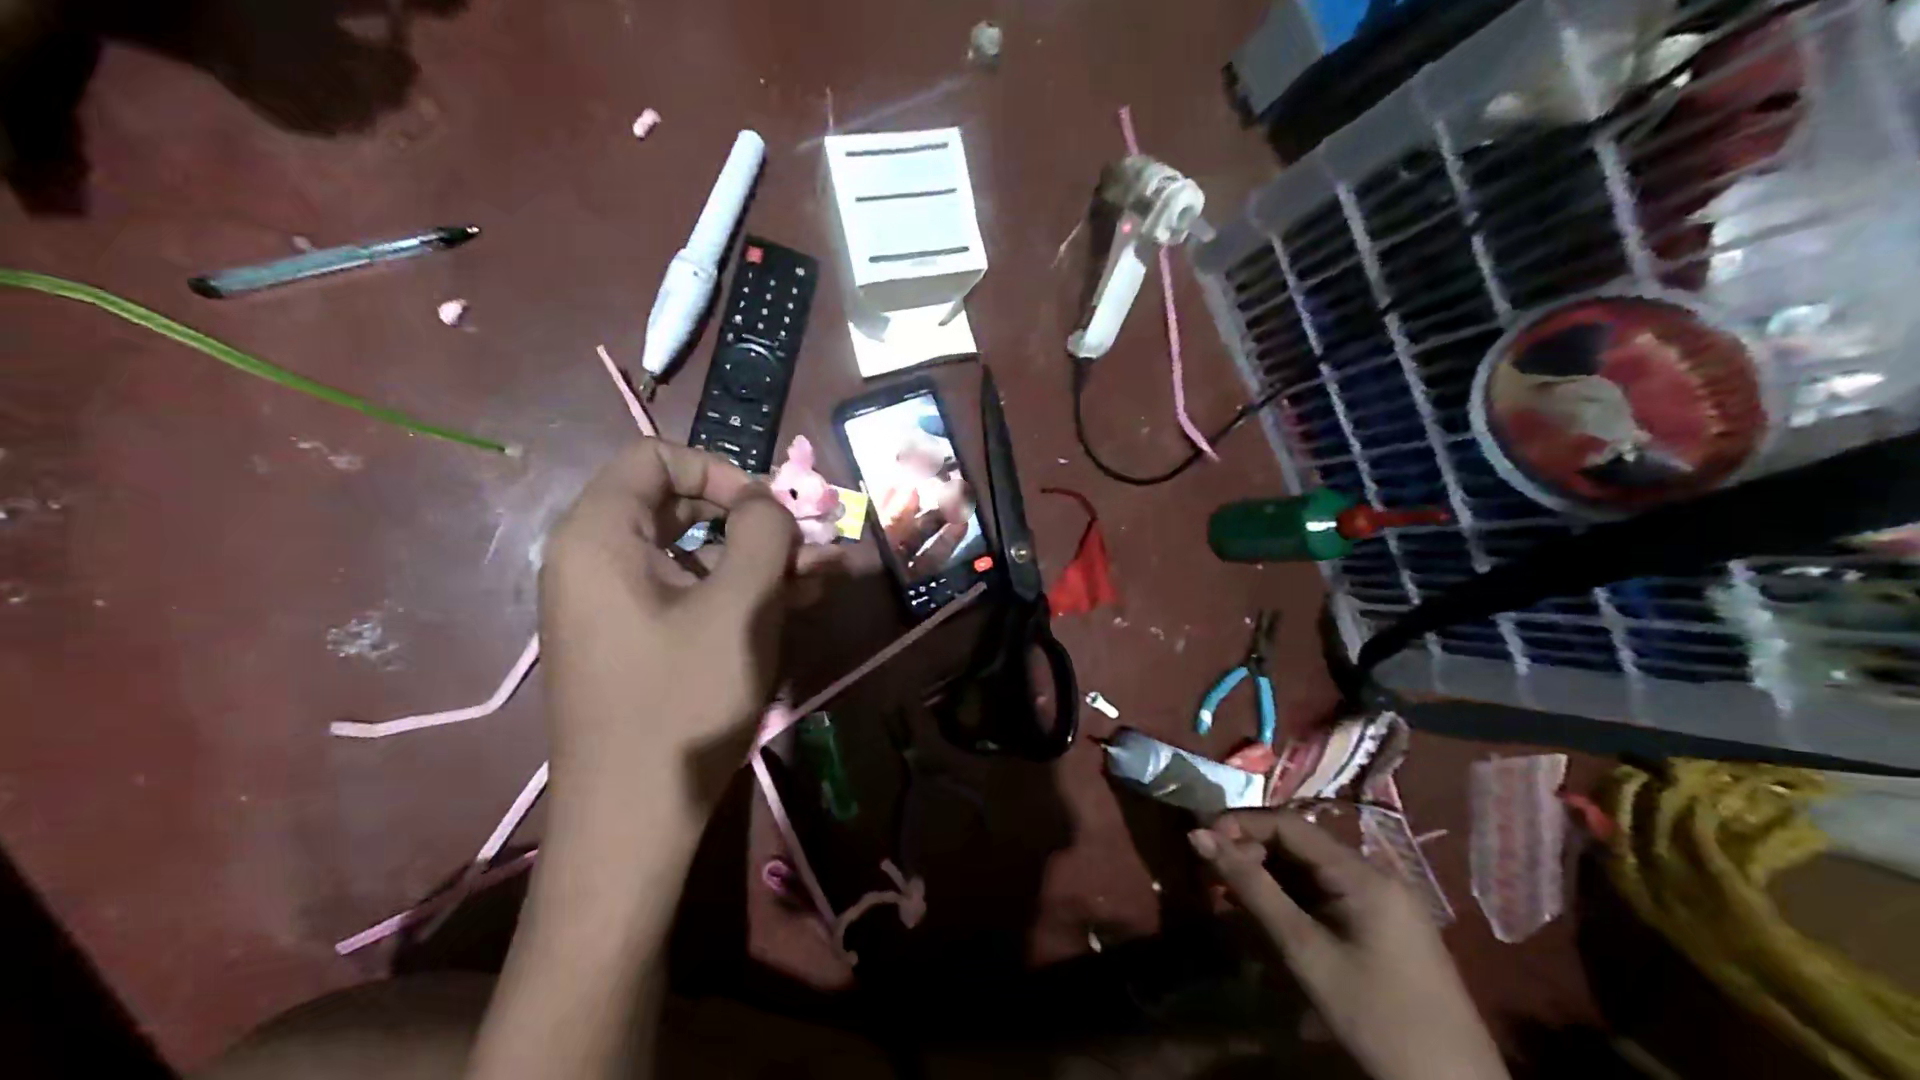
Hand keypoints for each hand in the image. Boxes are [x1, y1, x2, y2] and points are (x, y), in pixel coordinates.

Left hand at [538, 439, 797, 814]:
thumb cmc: (682, 698)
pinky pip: (693, 596)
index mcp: (598, 536)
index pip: (654, 458)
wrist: (635, 819)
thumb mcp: (739, 605)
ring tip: (832, 572)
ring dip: (765, 561)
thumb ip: (762, 533)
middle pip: (683, 507)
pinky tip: (803, 601)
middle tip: (814, 541)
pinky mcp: (641, 643)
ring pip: (699, 556)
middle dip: (757, 521)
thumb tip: (767, 504)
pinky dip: (743, 594)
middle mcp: (597, 561)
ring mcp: (619, 607)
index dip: (719, 470)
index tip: (766, 511)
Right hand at [1190, 812, 1508, 1079]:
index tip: (1200, 842)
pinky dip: (1292, 895)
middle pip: (1301, 843)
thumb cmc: (1374, 1015)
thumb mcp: (1304, 949)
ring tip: (1231, 893)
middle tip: (1212, 874)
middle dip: (1251, 849)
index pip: (1289, 823)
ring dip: (1269, 873)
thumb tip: (1197, 835)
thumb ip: (1251, 888)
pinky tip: (1269, 914)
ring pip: (1312, 868)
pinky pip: (1328, 892)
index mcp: (1362, 873)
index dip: (1240, 824)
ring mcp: (1384, 901)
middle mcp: (1376, 875)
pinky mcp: (1384, 926)